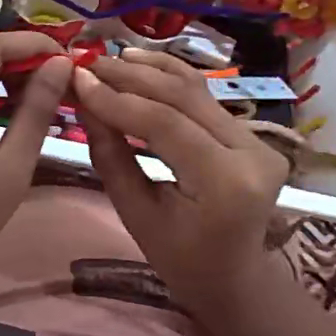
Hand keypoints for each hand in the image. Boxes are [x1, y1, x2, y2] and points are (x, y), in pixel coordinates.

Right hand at [73, 48, 290, 316]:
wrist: (233, 277)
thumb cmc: (180, 260)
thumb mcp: (136, 214)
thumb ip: (111, 155)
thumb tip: (85, 101)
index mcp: (225, 184)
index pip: (166, 125)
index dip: (117, 99)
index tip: (77, 80)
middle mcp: (252, 153)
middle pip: (184, 98)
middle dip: (129, 77)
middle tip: (86, 63)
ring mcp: (258, 140)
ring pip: (197, 90)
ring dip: (148, 70)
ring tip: (107, 58)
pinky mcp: (253, 135)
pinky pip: (205, 98)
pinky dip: (170, 78)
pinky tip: (140, 61)